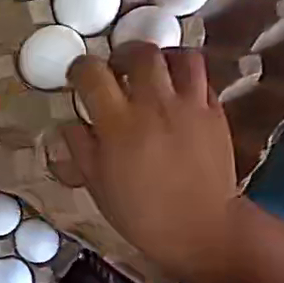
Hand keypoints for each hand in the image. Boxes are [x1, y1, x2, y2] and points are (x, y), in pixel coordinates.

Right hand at [63, 43, 243, 282]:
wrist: (200, 229)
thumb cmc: (143, 214)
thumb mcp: (98, 186)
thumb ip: (80, 149)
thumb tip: (69, 125)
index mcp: (118, 123)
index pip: (92, 73)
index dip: (80, 68)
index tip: (79, 76)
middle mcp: (154, 104)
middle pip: (138, 53)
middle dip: (122, 54)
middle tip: (117, 68)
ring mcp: (189, 105)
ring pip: (177, 57)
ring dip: (161, 57)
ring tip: (153, 71)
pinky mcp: (215, 112)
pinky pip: (201, 78)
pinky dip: (186, 77)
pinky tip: (178, 93)